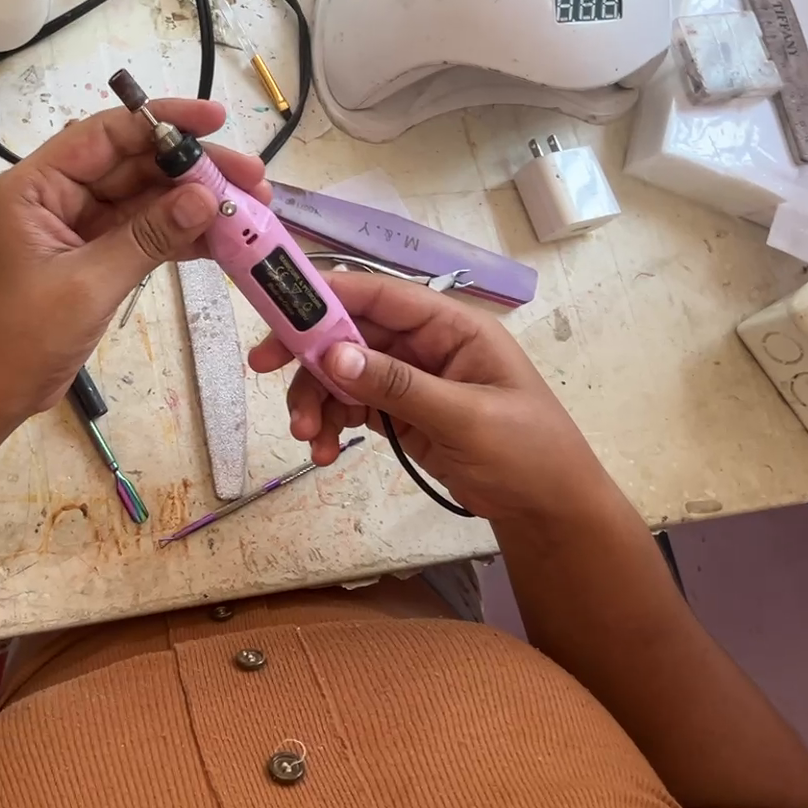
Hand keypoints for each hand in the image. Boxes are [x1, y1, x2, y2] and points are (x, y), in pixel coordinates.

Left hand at [0, 99, 269, 418]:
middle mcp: (58, 196)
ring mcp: (78, 227)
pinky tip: (221, 239)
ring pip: (144, 201)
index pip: (105, 135)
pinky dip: (179, 237)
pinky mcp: (95, 257)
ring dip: (193, 204)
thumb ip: (148, 237)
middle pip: (133, 165)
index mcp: (37, 186)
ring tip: (249, 209)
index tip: (216, 121)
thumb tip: (205, 198)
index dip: (163, 122)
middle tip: (252, 178)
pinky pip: (144, 234)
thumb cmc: (23, 337)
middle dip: (192, 169)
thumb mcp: (88, 283)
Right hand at [248, 272, 616, 524]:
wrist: (546, 512)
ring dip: (316, 400)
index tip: (279, 310)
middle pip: (348, 332)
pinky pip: (349, 406)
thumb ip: (398, 385)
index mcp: (449, 326)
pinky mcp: (396, 410)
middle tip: (262, 369)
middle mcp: (422, 344)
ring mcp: (406, 378)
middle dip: (307, 355)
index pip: (380, 295)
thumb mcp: (466, 418)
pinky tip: (325, 452)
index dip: (327, 295)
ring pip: (340, 372)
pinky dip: (331, 425)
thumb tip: (332, 355)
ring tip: (308, 437)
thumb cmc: (527, 454)